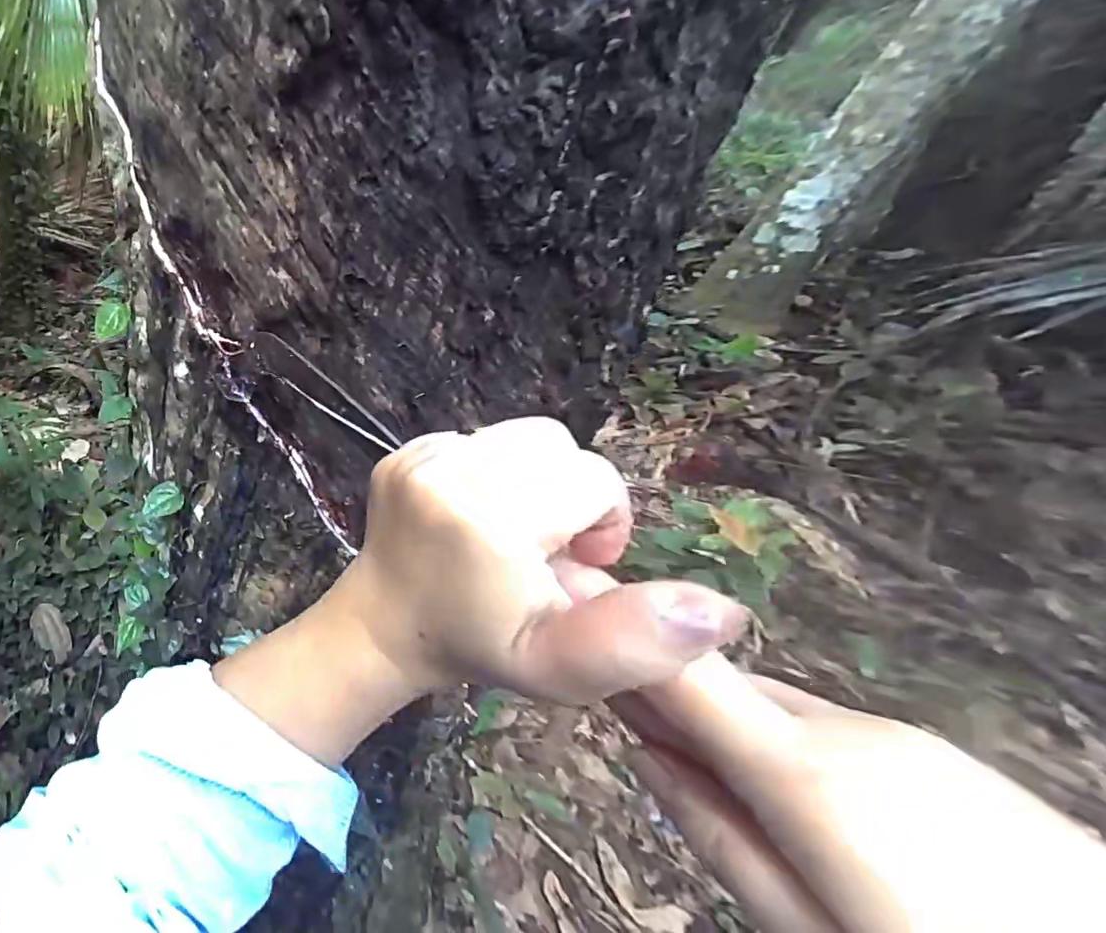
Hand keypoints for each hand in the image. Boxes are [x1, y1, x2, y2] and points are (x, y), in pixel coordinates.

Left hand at [214, 418, 749, 763]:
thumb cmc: (474, 644)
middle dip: (569, 496)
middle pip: (557, 449)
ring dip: (534, 479)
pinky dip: (493, 471)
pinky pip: (478, 439)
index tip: (575, 565)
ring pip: (521, 437)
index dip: (602, 523)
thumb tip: (719, 607)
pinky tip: (478, 512)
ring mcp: (417, 455)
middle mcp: (444, 469)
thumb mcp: (561, 667)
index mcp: (484, 513)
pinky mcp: (402, 452)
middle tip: (543, 548)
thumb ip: (638, 642)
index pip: (591, 479)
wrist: (387, 622)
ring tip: (514, 527)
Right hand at [618, 663, 1105, 931]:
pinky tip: (818, 813)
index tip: (561, 627)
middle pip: (721, 690)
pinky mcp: (945, 757)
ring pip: (774, 711)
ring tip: (734, 796)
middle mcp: (841, 728)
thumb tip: (640, 754)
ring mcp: (902, 738)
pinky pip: (830, 733)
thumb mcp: (810, 930)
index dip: (610, 635)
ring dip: (733, 732)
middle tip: (643, 747)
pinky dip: (791, 749)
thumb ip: (715, 834)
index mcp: (797, 769)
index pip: (674, 668)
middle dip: (673, 706)